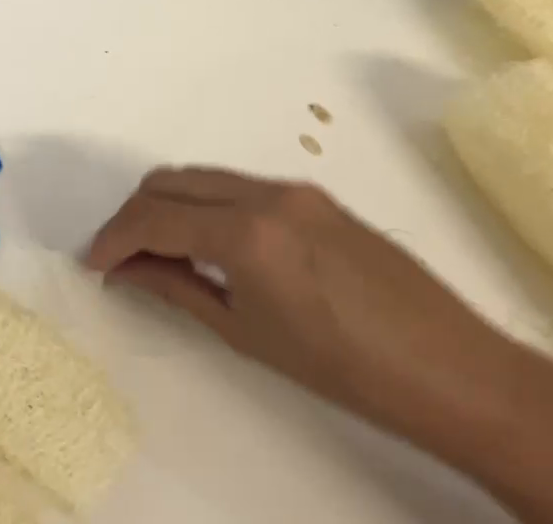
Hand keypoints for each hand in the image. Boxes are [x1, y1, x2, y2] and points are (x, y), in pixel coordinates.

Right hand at [84, 167, 552, 523]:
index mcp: (245, 233)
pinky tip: (206, 243)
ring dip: (166, 206)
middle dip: (131, 215)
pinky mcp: (315, 196)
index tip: (93, 264)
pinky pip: (235, 186)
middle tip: (119, 256)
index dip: (112, 239)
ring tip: (157, 250)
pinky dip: (203, 205)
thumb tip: (125, 268)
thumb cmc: (344, 368)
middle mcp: (263, 194)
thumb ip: (175, 287)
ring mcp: (293, 190)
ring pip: (200, 177)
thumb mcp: (244, 331)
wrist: (458, 375)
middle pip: (167, 182)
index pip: (152, 219)